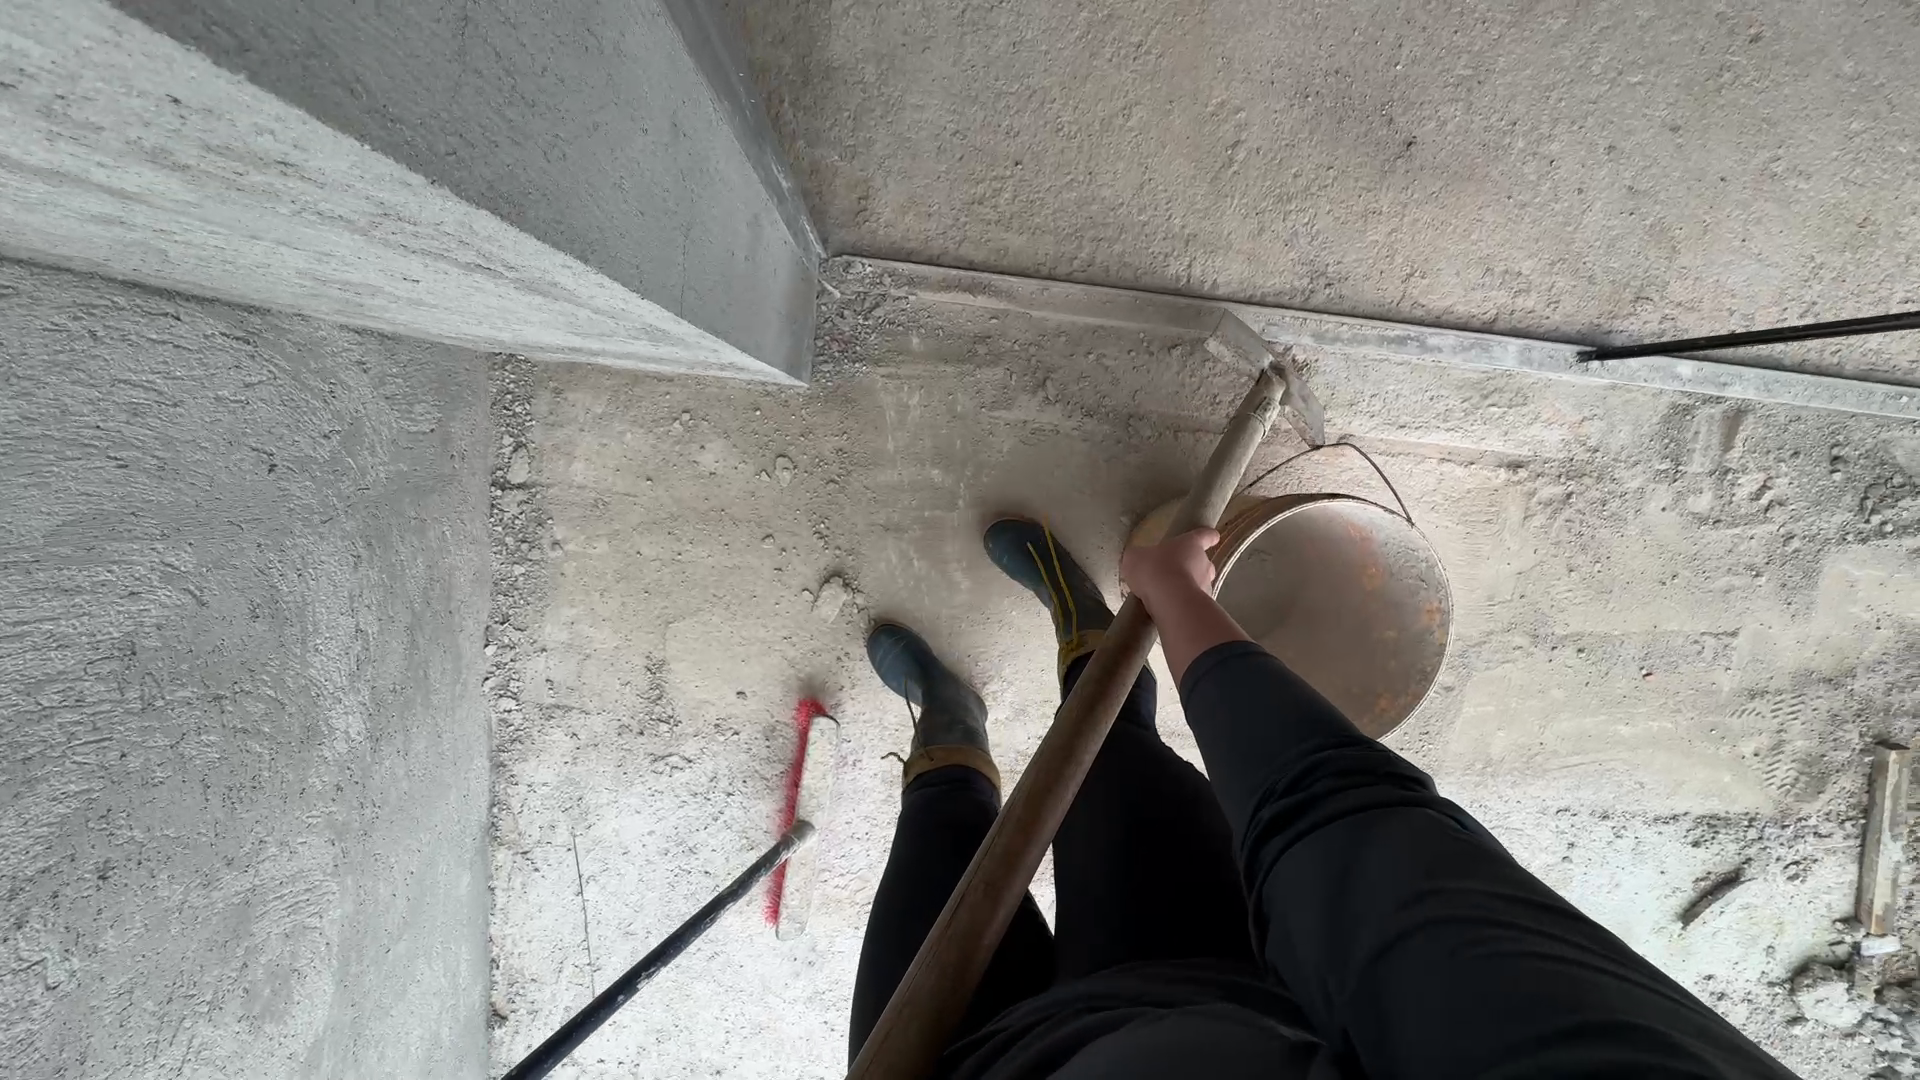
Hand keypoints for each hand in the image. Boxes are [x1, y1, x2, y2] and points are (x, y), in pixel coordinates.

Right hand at [1120, 527, 1220, 604]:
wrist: (1168, 600)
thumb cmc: (1154, 568)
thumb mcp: (1135, 557)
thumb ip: (1139, 556)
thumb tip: (1137, 558)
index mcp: (1191, 544)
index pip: (1205, 535)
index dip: (1207, 536)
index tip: (1212, 537)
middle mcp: (1204, 562)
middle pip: (1203, 561)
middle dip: (1192, 566)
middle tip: (1174, 571)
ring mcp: (1207, 584)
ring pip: (1201, 582)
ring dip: (1189, 586)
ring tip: (1170, 593)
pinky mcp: (1203, 605)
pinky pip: (1194, 601)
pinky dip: (1185, 603)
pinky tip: (1170, 607)